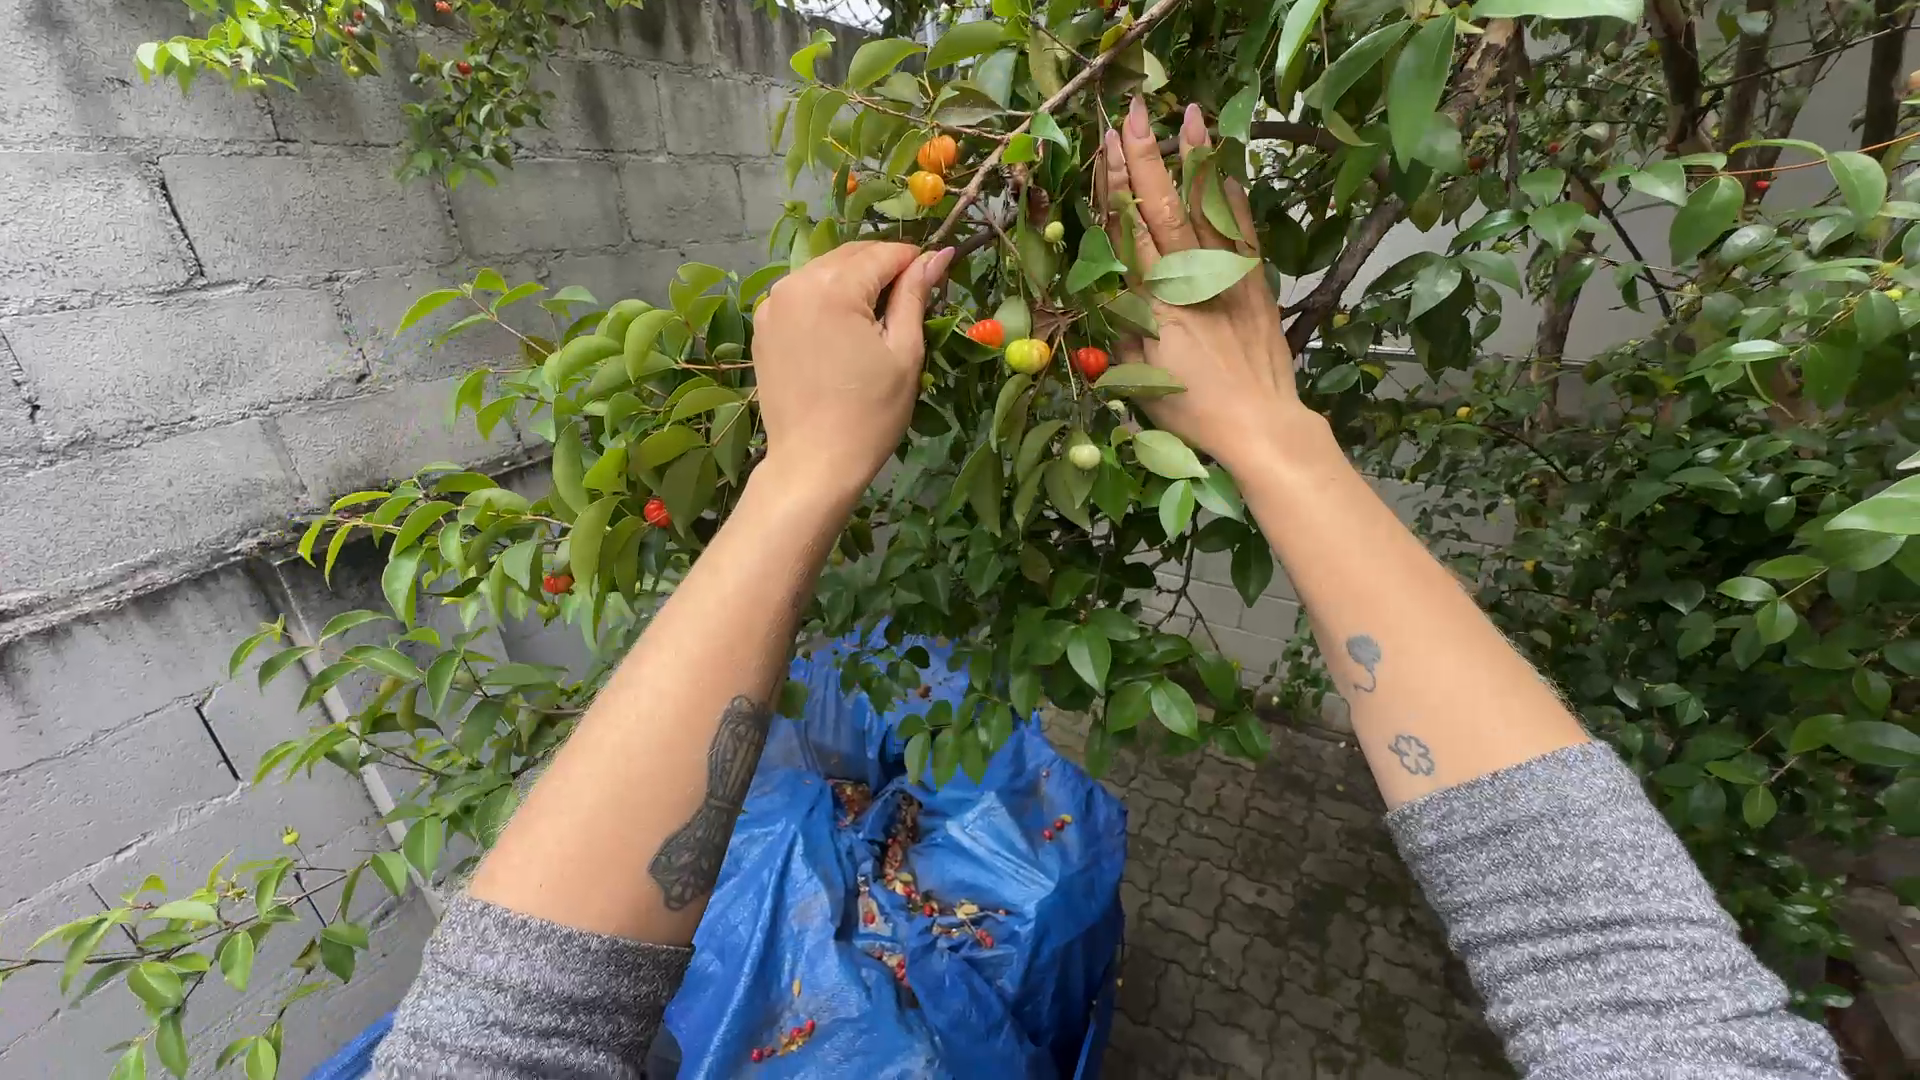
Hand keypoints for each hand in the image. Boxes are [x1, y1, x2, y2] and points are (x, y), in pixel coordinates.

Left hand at [751, 241, 954, 497]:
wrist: (814, 463)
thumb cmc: (869, 414)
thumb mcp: (904, 353)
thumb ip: (915, 296)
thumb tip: (938, 254)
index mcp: (833, 287)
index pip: (883, 253)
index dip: (914, 261)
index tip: (935, 277)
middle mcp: (795, 283)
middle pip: (850, 256)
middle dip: (883, 268)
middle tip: (909, 299)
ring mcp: (773, 304)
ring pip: (824, 273)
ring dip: (853, 283)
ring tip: (876, 319)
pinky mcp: (763, 327)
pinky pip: (801, 296)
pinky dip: (825, 301)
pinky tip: (842, 333)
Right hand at [1099, 98, 1326, 472]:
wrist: (1258, 423)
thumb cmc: (1191, 408)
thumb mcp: (1140, 381)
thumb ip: (1124, 335)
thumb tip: (1111, 298)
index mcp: (1156, 305)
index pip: (1130, 235)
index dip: (1117, 190)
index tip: (1106, 150)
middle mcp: (1190, 280)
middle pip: (1163, 210)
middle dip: (1145, 160)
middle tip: (1134, 115)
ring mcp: (1227, 278)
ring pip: (1205, 210)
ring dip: (1194, 162)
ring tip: (1186, 117)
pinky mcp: (1256, 286)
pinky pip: (1243, 233)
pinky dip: (1234, 200)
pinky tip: (1225, 170)